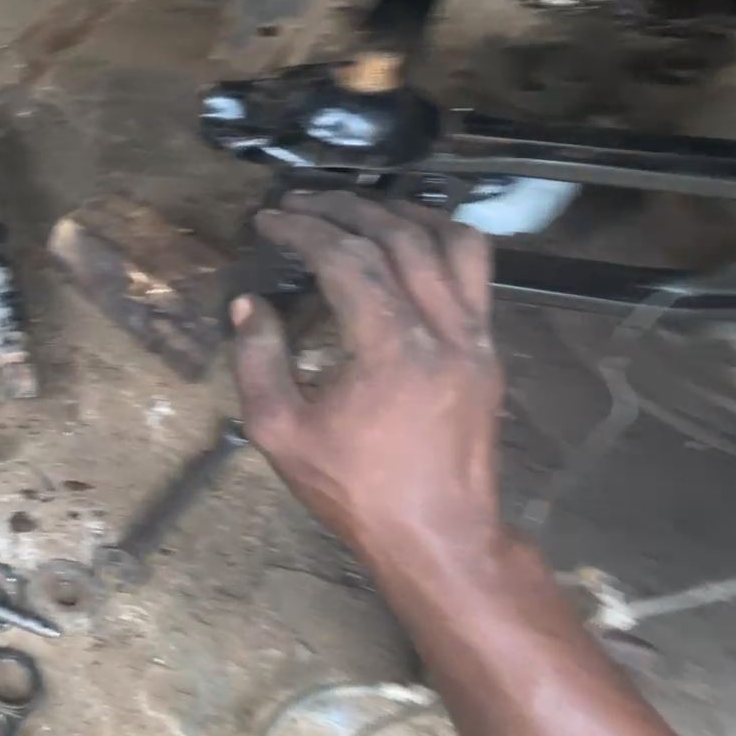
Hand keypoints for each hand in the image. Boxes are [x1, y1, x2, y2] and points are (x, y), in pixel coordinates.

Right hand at [230, 191, 503, 564]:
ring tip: (357, 207)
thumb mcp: (276, 429)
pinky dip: (439, 241)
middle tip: (300, 202)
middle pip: (400, 239)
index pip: (348, 261)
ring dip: (400, 214)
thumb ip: (257, 360)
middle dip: (345, 210)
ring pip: (452, 243)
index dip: (303, 231)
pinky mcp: (488, 349)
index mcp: (390, 348)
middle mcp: (445, 330)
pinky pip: (476, 272)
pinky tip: (408, 243)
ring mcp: (477, 337)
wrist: (436, 532)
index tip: (268, 219)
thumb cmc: (349, 486)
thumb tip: (248, 305)